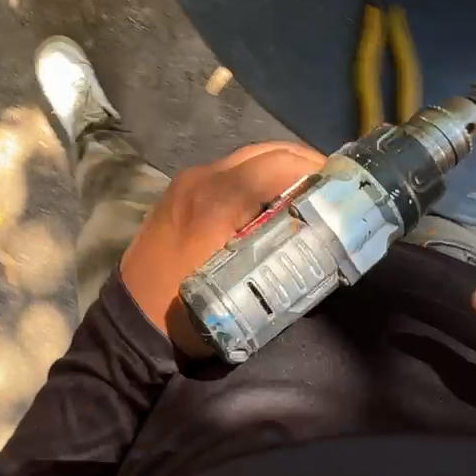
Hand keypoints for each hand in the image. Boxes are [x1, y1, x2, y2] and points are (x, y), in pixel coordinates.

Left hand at [121, 141, 323, 355]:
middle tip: (331, 186)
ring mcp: (187, 182)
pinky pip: (227, 172)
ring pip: (244, 159)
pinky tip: (269, 203)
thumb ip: (284, 260)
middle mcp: (202, 179)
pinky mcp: (179, 191)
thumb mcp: (244, 294)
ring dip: (277, 170)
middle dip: (301, 163)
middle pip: (263, 153)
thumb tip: (325, 240)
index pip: (278, 164)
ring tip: (306, 194)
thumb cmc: (189, 314)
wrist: (131, 322)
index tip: (344, 183)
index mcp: (218, 199)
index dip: (315, 168)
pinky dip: (254, 178)